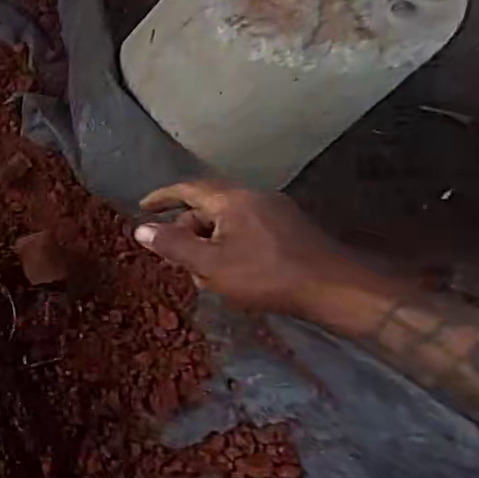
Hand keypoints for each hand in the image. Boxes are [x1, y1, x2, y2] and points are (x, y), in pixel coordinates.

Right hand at [130, 177, 396, 320]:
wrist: (337, 289)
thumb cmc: (266, 275)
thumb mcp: (209, 264)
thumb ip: (172, 245)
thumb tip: (142, 230)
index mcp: (232, 200)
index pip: (188, 189)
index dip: (162, 197)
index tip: (144, 207)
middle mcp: (254, 197)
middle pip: (207, 205)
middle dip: (185, 228)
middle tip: (174, 254)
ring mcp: (276, 212)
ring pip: (227, 219)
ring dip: (207, 240)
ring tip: (203, 271)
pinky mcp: (290, 229)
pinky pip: (246, 228)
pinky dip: (227, 243)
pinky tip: (230, 269)